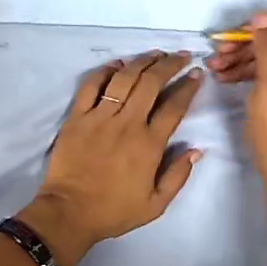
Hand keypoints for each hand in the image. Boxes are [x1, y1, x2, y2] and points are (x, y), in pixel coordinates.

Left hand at [19, 51, 204, 265]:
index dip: (188, 87)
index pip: (174, 107)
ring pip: (124, 79)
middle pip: (151, 83)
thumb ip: (178, 175)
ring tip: (155, 54)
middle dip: (169, 65)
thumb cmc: (113, 210)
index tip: (197, 74)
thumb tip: (197, 150)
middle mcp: (127, 123)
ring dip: (141, 62)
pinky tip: (117, 64)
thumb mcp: (155, 204)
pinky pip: (91, 86)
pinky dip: (105, 71)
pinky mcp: (77, 118)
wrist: (69, 211)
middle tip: (180, 56)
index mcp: (149, 144)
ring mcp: (99, 117)